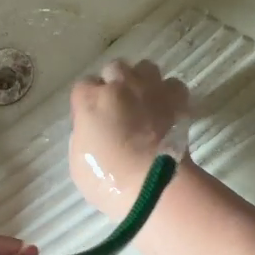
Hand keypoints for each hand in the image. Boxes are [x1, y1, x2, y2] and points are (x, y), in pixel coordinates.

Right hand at [69, 60, 190, 216]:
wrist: (152, 186)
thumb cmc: (106, 180)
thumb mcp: (77, 160)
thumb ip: (83, 133)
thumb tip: (93, 125)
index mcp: (90, 101)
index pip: (82, 86)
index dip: (85, 102)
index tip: (88, 119)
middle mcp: (121, 85)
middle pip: (114, 68)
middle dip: (112, 84)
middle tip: (114, 108)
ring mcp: (152, 88)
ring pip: (144, 68)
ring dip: (139, 82)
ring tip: (139, 103)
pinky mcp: (177, 97)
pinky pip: (170, 84)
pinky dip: (165, 94)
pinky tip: (161, 110)